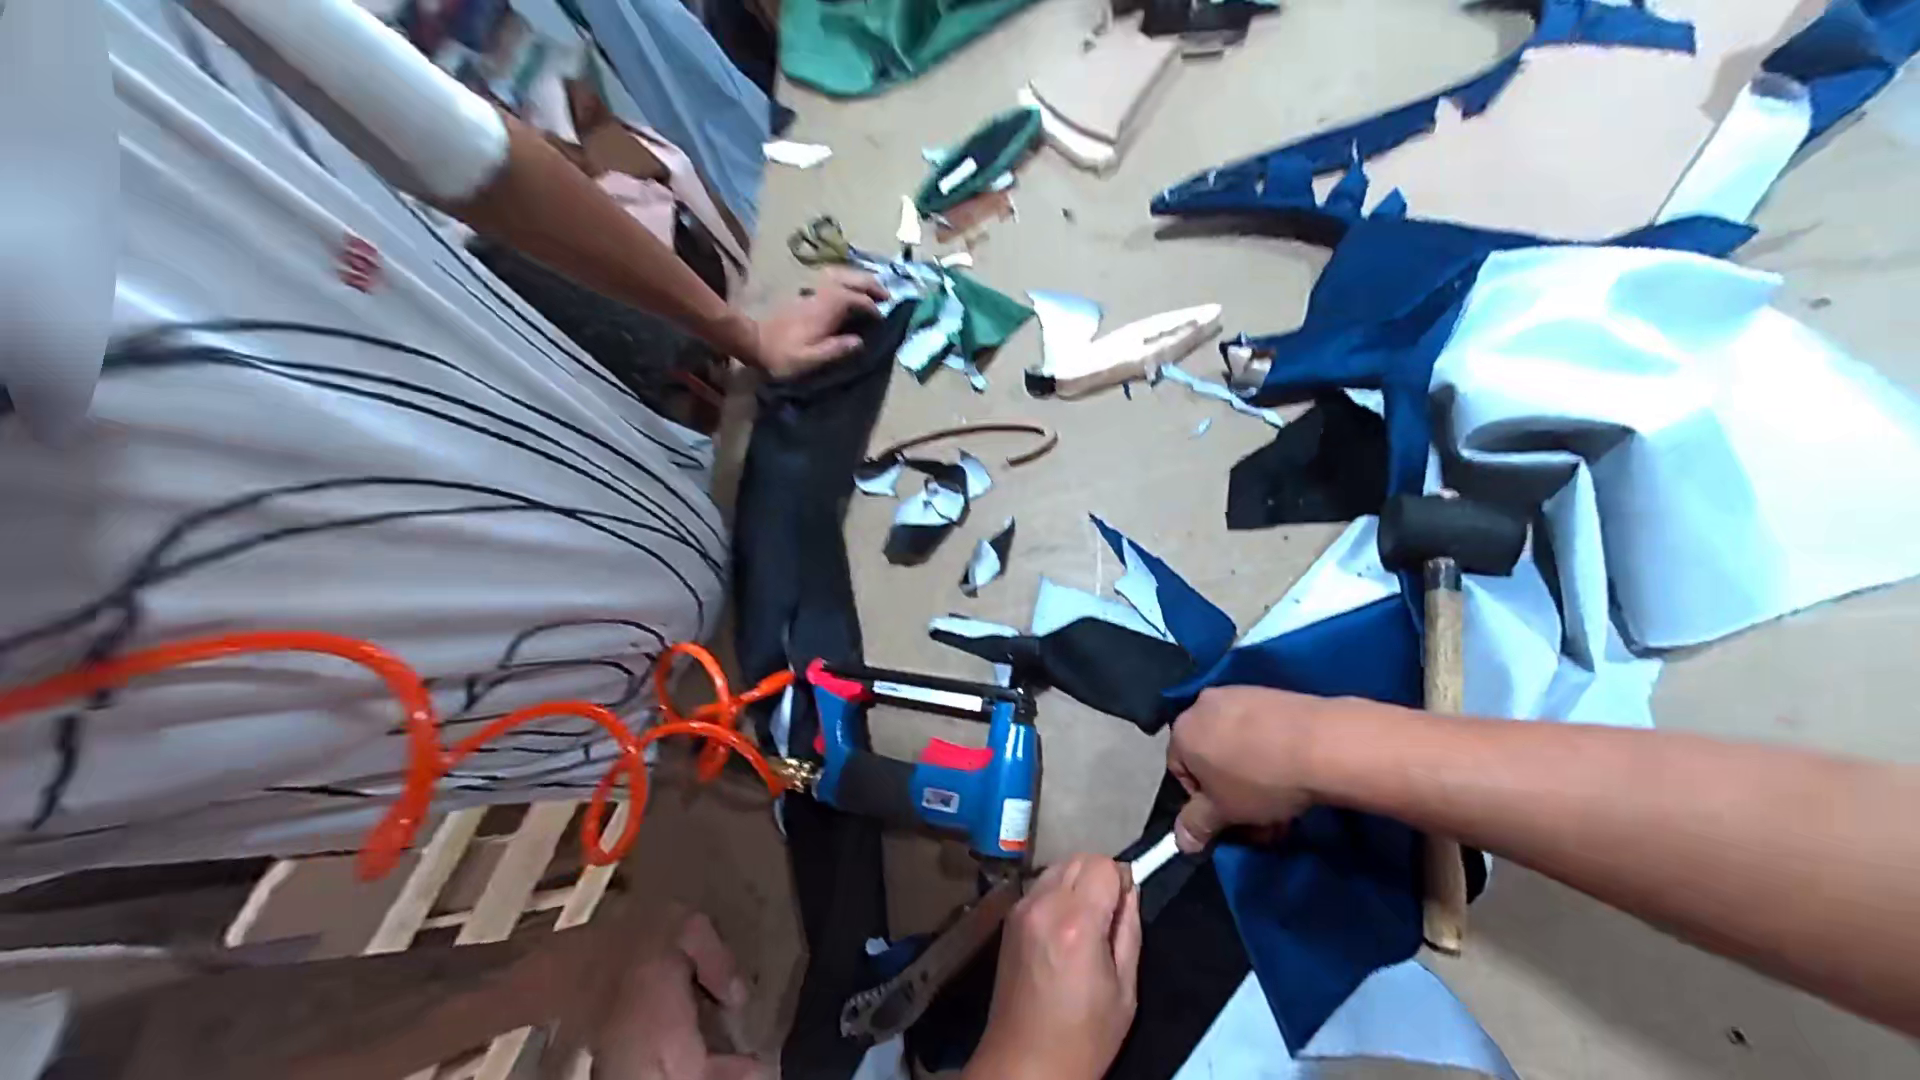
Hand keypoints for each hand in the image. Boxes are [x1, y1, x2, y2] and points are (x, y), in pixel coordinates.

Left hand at [747, 268, 886, 378]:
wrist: (754, 343)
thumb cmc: (782, 355)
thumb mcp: (809, 360)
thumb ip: (834, 349)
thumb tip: (859, 342)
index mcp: (823, 311)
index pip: (853, 299)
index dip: (870, 306)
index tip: (882, 317)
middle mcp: (819, 296)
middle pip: (848, 278)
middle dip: (869, 284)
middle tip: (887, 294)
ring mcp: (811, 292)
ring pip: (839, 274)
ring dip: (858, 278)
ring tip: (873, 288)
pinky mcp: (806, 294)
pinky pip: (831, 279)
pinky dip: (846, 279)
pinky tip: (853, 289)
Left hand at [966, 856, 1141, 1079]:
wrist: (1023, 1064)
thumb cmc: (1083, 1037)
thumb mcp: (1125, 991)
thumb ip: (1129, 930)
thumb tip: (1130, 890)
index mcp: (1076, 923)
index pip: (1102, 865)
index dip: (1120, 880)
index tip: (1126, 906)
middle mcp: (1044, 904)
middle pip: (1079, 858)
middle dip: (1100, 876)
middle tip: (1109, 915)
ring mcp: (1021, 907)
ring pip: (1058, 866)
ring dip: (1077, 881)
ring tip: (1086, 922)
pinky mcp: (1009, 917)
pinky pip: (1041, 885)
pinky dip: (1057, 892)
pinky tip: (1063, 928)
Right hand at [1168, 687, 1329, 852]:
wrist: (1320, 743)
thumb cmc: (1260, 780)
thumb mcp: (1225, 812)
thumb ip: (1197, 824)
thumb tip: (1181, 840)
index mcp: (1182, 732)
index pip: (1180, 772)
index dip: (1204, 801)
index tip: (1230, 816)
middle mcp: (1201, 705)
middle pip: (1209, 755)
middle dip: (1230, 787)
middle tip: (1259, 814)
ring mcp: (1236, 694)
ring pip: (1235, 740)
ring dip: (1250, 768)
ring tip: (1282, 793)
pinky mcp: (1267, 692)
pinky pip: (1259, 725)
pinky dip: (1268, 745)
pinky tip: (1292, 765)